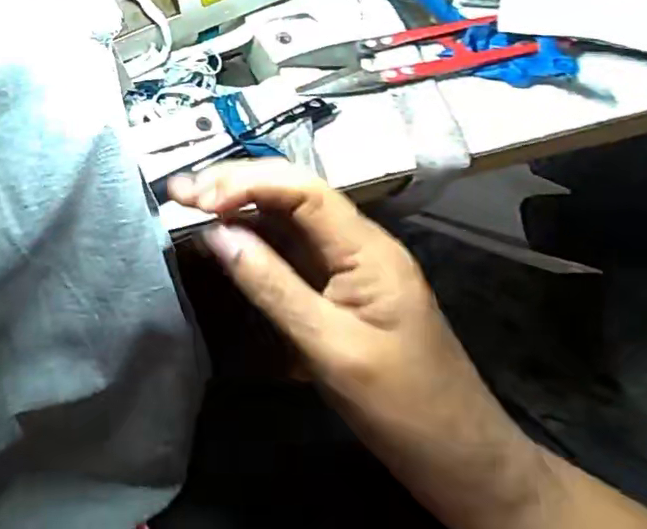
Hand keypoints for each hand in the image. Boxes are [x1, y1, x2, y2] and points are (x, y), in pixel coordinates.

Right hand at [167, 161, 555, 528]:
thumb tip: (214, 232)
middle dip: (231, 183)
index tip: (199, 202)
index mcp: (368, 251)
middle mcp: (356, 244)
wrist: (467, 464)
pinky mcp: (331, 281)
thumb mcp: (332, 348)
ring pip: (281, 210)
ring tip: (183, 201)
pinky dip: (243, 228)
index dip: (245, 183)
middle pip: (288, 189)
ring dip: (232, 201)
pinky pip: (282, 240)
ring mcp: (343, 261)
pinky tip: (214, 230)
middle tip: (178, 193)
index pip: (301, 189)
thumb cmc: (407, 407)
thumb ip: (272, 285)